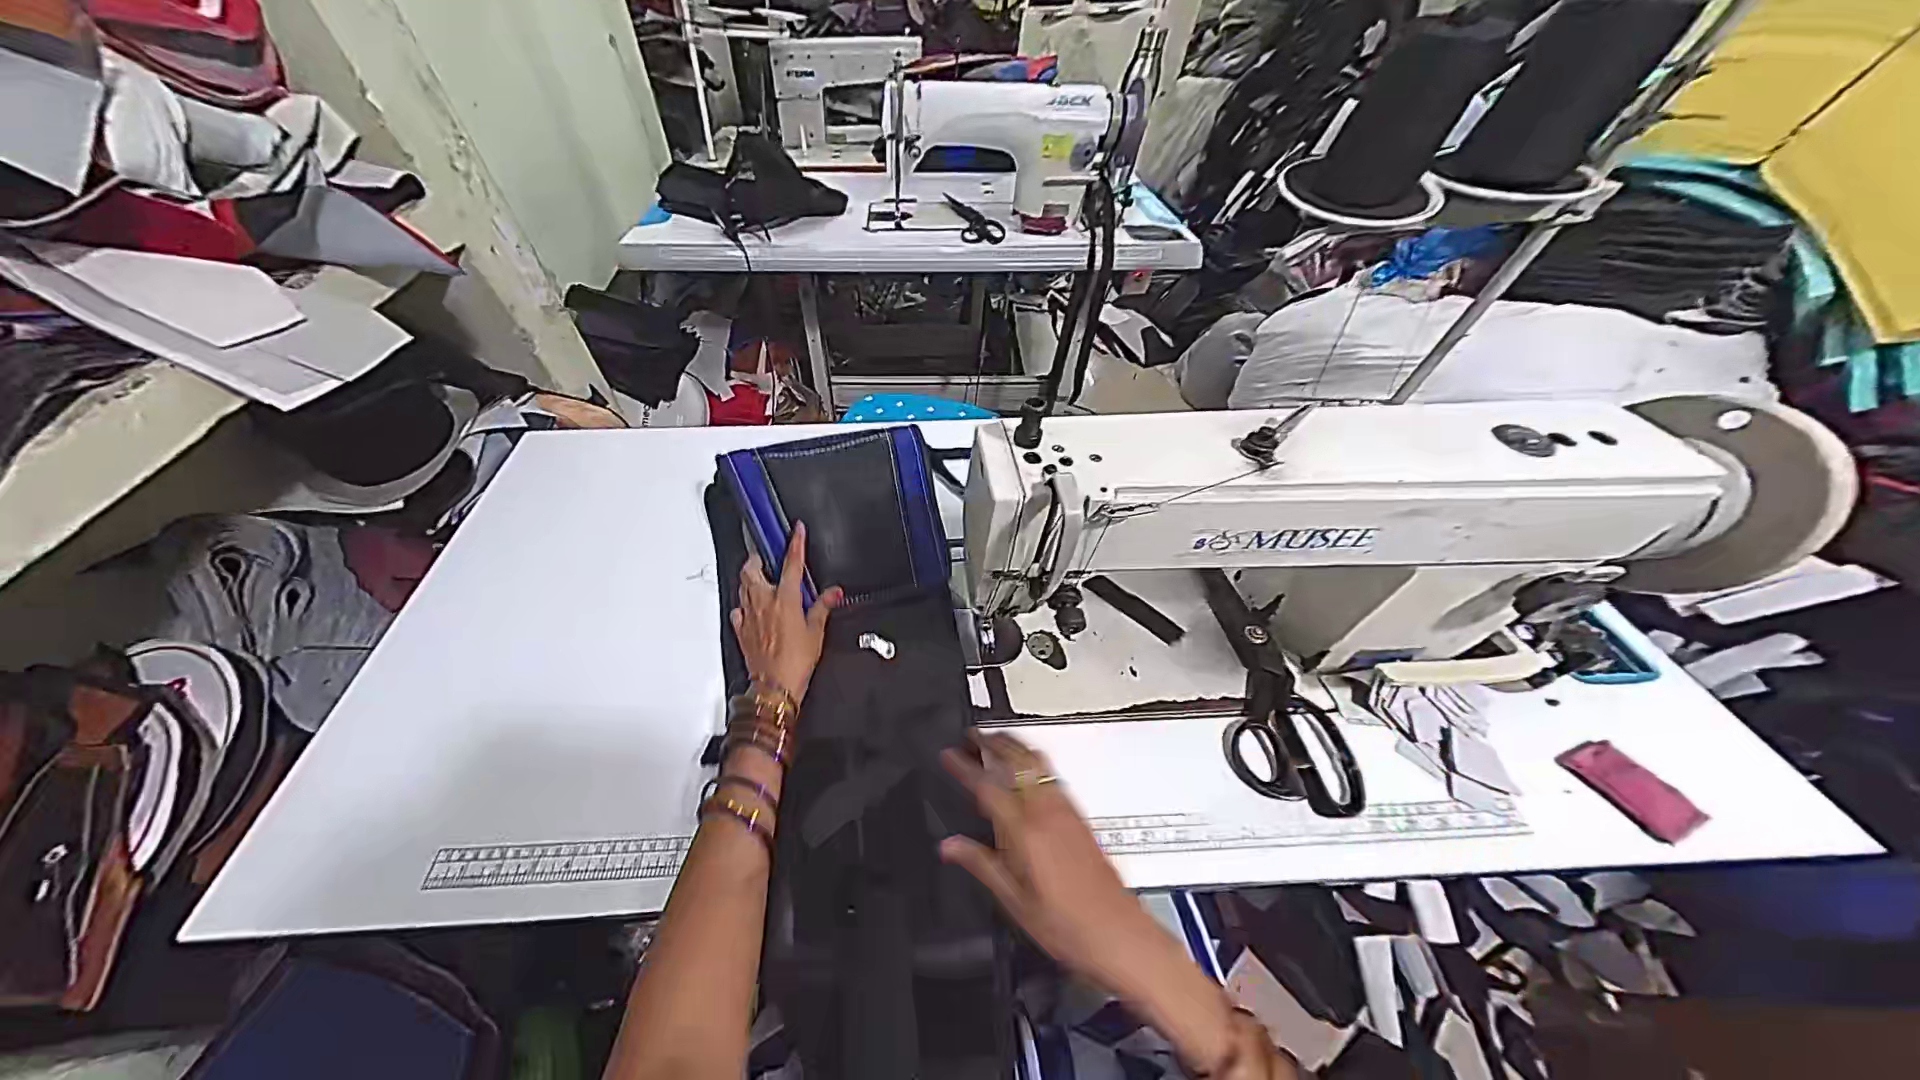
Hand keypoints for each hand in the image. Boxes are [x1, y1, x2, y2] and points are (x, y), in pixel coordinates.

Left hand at [731, 522, 842, 703]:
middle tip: (767, 558)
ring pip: (742, 585)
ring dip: (750, 578)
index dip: (795, 543)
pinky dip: (743, 605)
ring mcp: (748, 615)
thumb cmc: (795, 661)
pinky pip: (737, 610)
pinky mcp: (741, 630)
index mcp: (785, 599)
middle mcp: (763, 602)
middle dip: (757, 559)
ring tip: (761, 579)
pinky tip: (752, 608)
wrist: (774, 686)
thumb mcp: (816, 631)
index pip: (791, 563)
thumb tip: (832, 593)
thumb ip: (823, 607)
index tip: (796, 530)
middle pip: (752, 568)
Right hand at [939, 732, 1173, 995]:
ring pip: (1036, 760)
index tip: (949, 755)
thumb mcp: (1013, 900)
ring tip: (996, 740)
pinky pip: (1051, 773)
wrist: (1117, 933)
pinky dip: (1032, 759)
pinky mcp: (1079, 815)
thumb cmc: (1069, 924)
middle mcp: (1047, 811)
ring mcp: (1066, 809)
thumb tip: (950, 846)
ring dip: (1013, 745)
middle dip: (991, 741)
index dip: (964, 766)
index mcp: (1025, 830)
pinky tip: (1028, 766)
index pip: (987, 786)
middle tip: (971, 735)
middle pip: (1016, 760)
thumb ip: (979, 864)